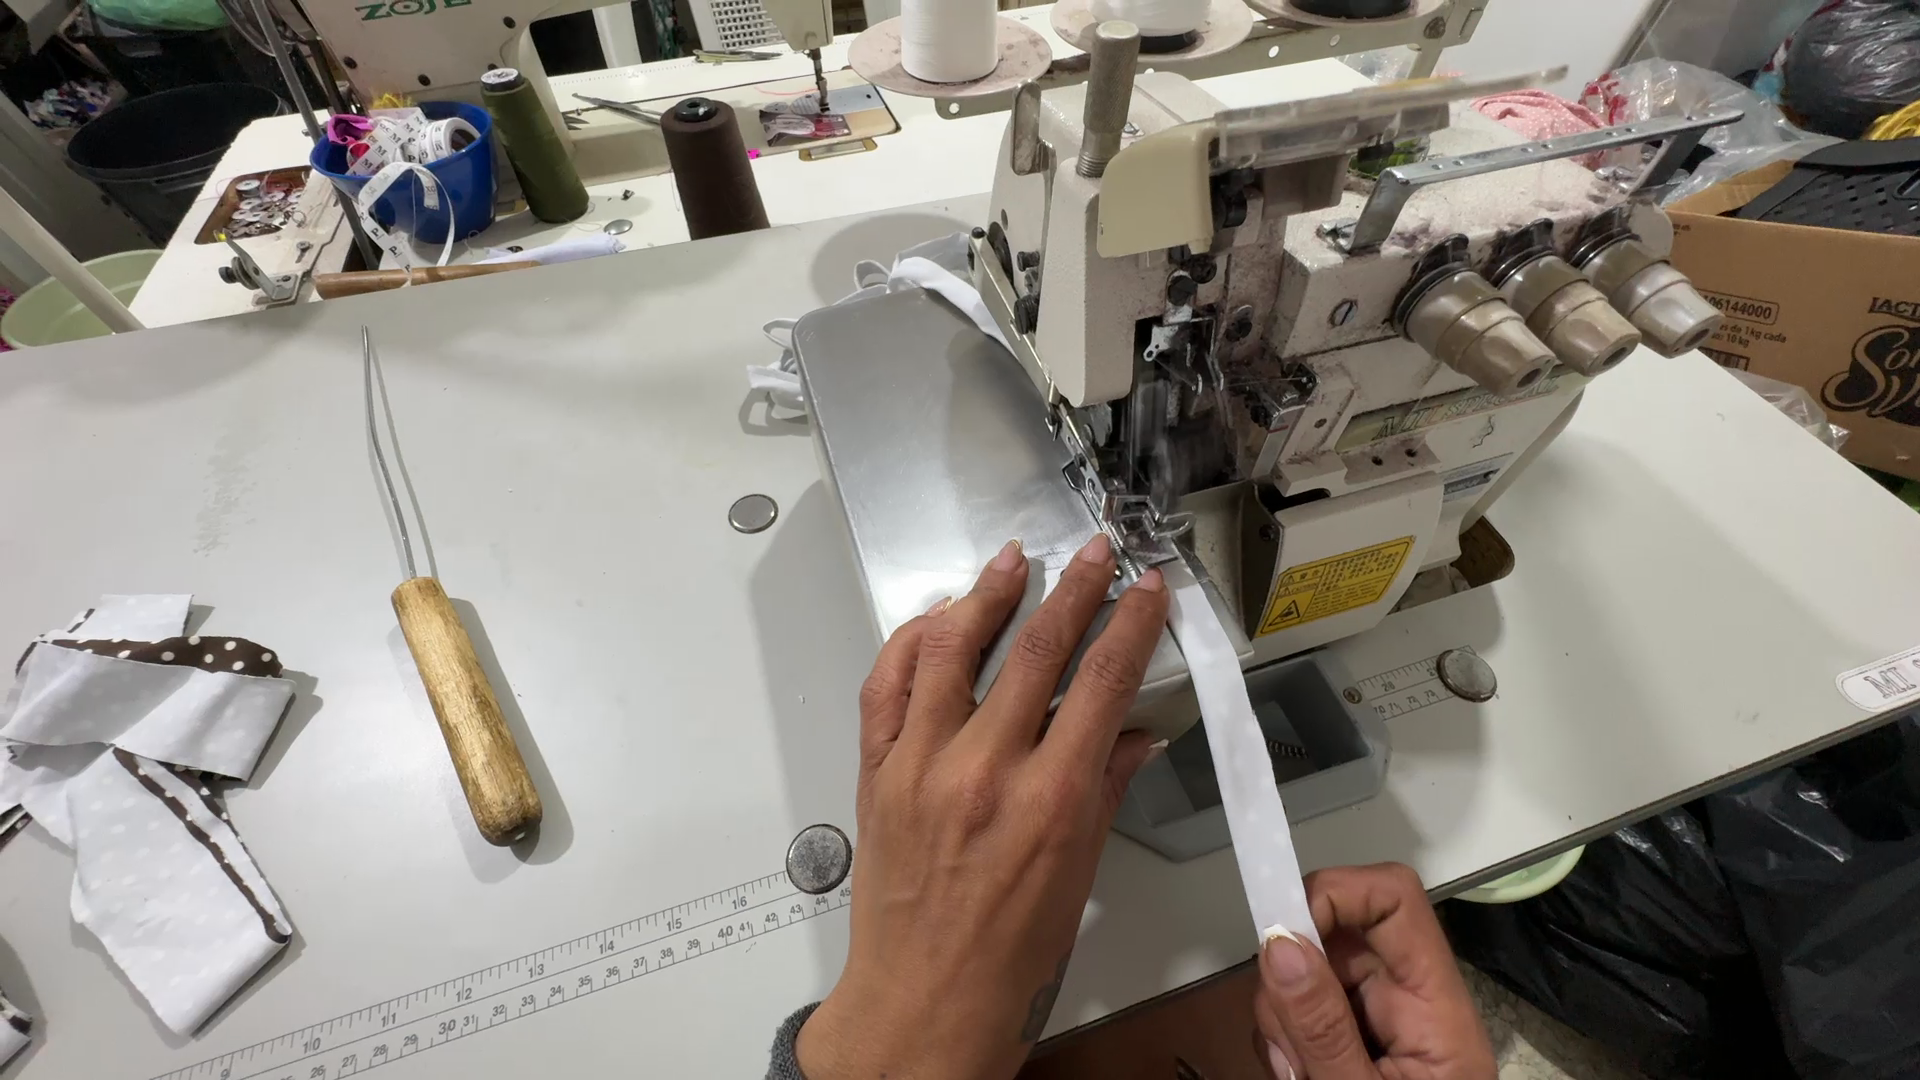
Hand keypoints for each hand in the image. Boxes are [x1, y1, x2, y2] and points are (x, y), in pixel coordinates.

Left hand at [796, 534, 1171, 1079]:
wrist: (922, 1000)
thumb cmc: (1009, 951)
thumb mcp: (1080, 871)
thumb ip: (1107, 786)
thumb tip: (1133, 729)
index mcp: (1050, 800)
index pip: (1102, 683)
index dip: (1130, 624)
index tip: (1143, 590)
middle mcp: (983, 770)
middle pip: (1036, 651)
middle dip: (1073, 589)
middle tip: (1093, 552)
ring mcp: (920, 762)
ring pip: (952, 649)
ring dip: (987, 594)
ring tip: (1012, 561)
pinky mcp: (877, 767)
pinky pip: (887, 683)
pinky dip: (911, 640)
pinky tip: (937, 617)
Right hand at [1255, 864, 1493, 1079]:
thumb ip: (1323, 1029)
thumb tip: (1278, 940)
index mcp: (1434, 1008)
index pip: (1392, 899)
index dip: (1336, 892)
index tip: (1287, 935)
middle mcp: (1403, 997)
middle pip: (1332, 927)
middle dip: (1290, 969)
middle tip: (1287, 1039)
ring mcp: (1371, 1015)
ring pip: (1302, 962)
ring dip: (1280, 1011)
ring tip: (1295, 1074)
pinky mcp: (1344, 1033)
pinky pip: (1294, 1001)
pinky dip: (1279, 1032)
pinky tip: (1294, 1073)